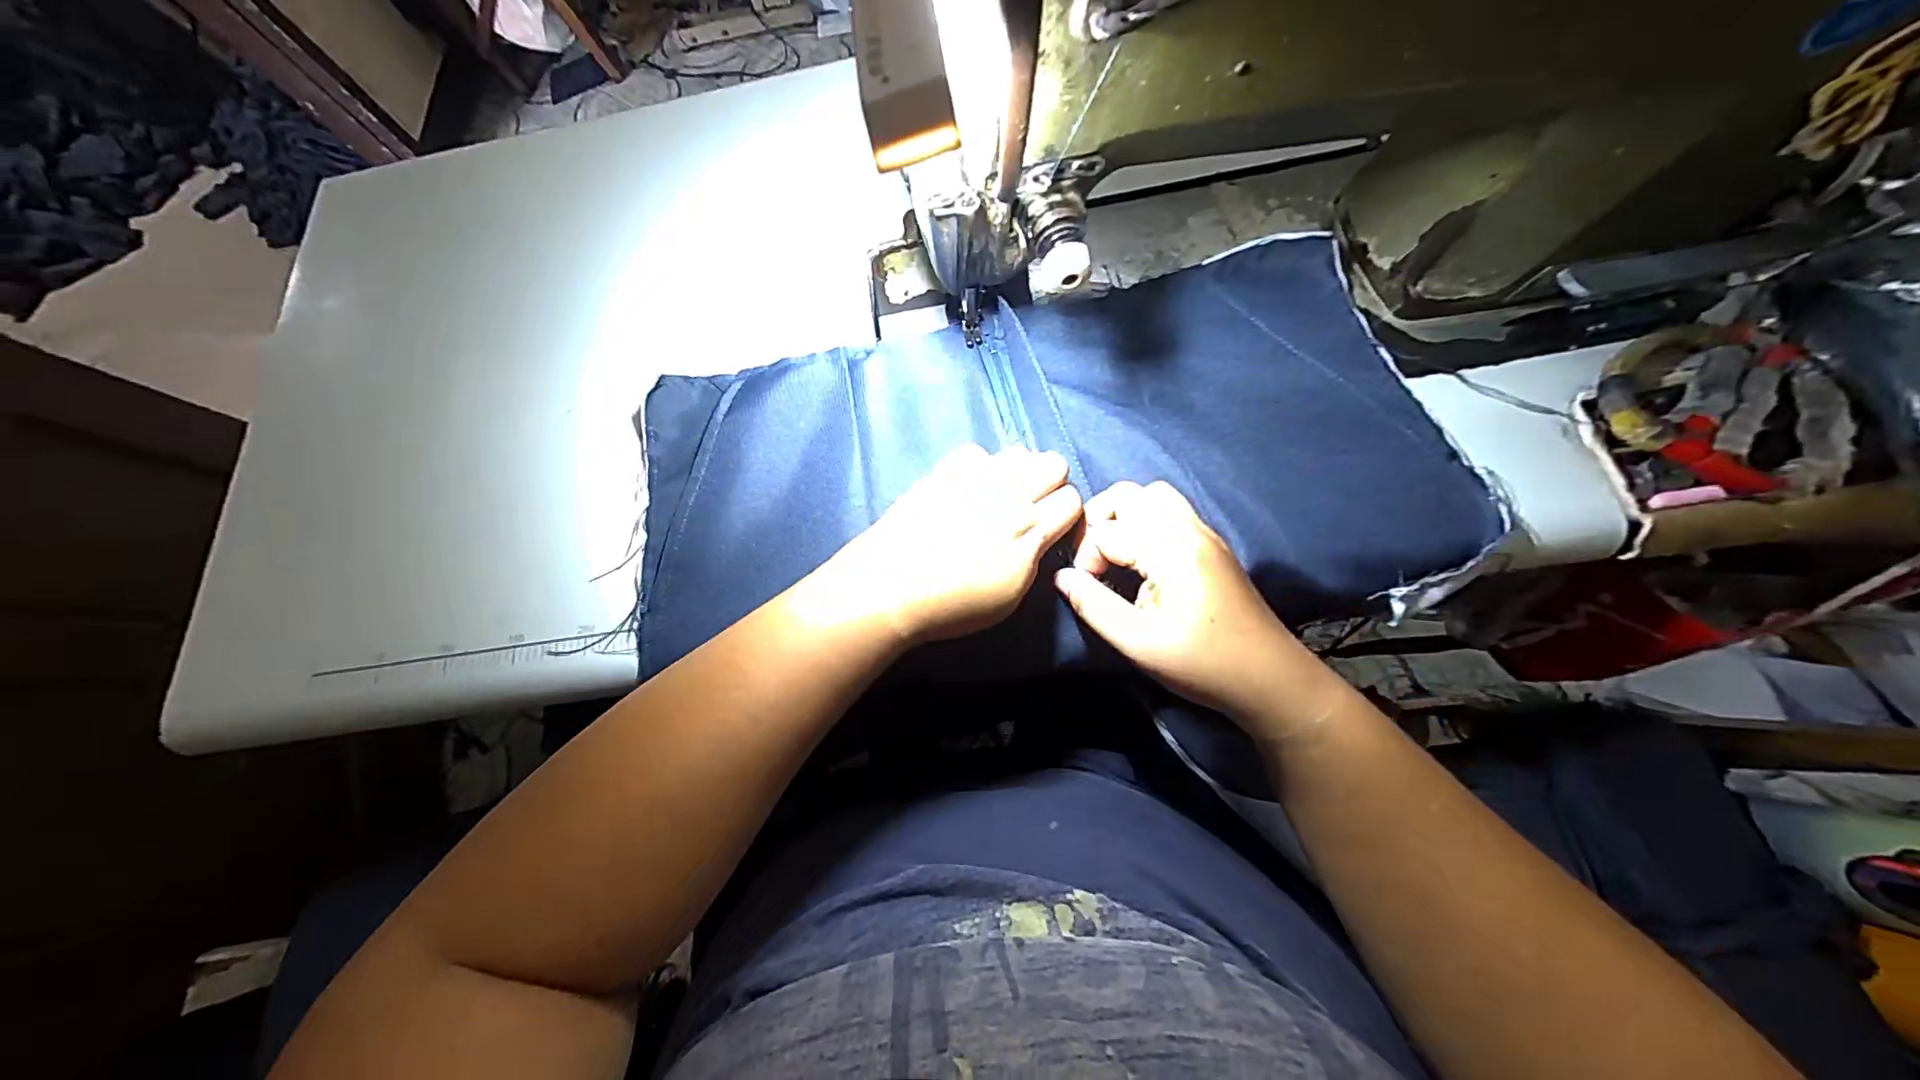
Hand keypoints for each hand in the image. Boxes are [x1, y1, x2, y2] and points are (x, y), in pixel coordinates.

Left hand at [822, 444, 1083, 645]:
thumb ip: (1032, 558)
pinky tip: (967, 489)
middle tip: (1031, 507)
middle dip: (1051, 483)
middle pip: (1056, 463)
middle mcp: (1009, 496)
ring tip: (999, 496)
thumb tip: (1038, 538)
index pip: (1072, 501)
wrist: (890, 587)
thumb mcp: (1010, 596)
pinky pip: (978, 452)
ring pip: (1020, 451)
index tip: (1053, 529)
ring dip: (1018, 471)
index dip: (1066, 515)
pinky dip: (979, 467)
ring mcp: (976, 477)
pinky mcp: (945, 470)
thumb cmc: (950, 605)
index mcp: (1029, 531)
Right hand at [1054, 481, 1349, 737]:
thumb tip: (1062, 578)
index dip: (1085, 558)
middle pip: (1130, 495)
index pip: (1106, 530)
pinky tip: (1142, 561)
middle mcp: (1190, 530)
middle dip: (1099, 523)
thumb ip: (1093, 606)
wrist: (1271, 678)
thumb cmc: (1203, 664)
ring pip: (1153, 497)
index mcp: (1172, 549)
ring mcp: (1205, 534)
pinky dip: (1146, 523)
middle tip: (1092, 563)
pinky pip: (1172, 512)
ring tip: (1114, 557)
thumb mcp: (1138, 643)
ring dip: (1125, 518)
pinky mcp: (1212, 546)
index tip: (1087, 591)